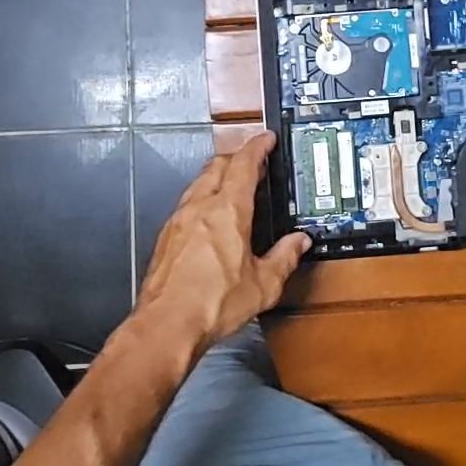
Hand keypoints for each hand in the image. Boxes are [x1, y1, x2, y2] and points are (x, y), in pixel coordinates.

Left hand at [136, 131, 309, 348]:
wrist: (167, 325)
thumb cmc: (211, 304)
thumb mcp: (264, 284)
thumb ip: (285, 257)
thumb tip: (298, 244)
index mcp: (228, 211)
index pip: (244, 163)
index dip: (257, 147)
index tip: (266, 140)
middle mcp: (200, 208)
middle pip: (218, 165)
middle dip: (237, 158)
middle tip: (254, 162)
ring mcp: (179, 221)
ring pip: (199, 183)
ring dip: (218, 177)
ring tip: (233, 187)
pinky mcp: (166, 238)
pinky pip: (186, 205)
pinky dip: (202, 200)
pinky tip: (210, 219)